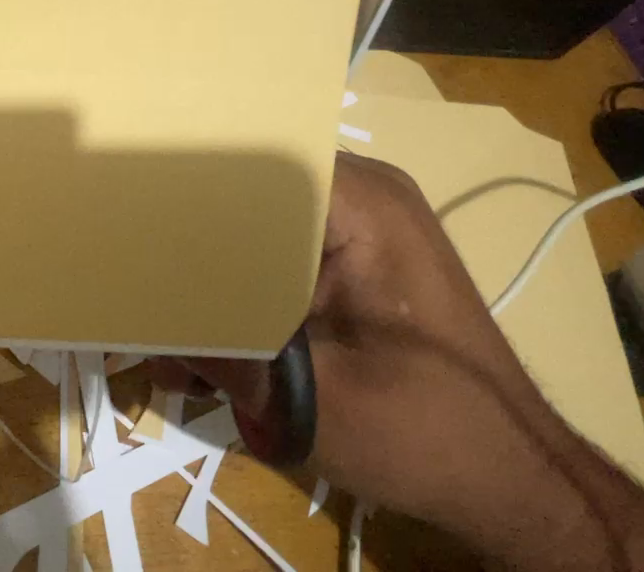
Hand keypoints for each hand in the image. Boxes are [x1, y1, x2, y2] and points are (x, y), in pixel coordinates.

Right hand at [158, 152, 574, 534]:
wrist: (518, 481)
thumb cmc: (431, 434)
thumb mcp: (311, 396)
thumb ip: (221, 346)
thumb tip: (131, 326)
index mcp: (358, 201)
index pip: (246, 162)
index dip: (179, 191)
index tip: (125, 227)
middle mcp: (356, 193)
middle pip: (241, 196)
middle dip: (183, 252)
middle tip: (131, 296)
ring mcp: (354, 225)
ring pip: (250, 233)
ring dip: (206, 286)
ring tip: (161, 342)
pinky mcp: (349, 260)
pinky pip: (272, 260)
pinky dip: (236, 302)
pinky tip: (203, 355)